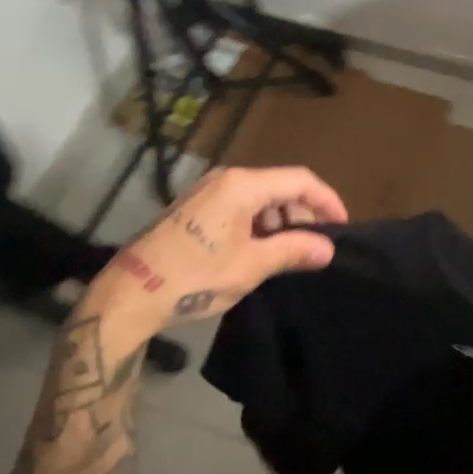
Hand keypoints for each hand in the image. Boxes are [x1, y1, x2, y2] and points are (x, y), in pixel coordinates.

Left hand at [87, 165, 348, 331]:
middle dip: (302, 213)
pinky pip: (238, 206)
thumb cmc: (194, 277)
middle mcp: (225, 178)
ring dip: (279, 221)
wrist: (129, 295)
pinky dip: (257, 224)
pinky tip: (259, 251)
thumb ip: (293, 251)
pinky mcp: (193, 209)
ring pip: (258, 197)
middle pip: (279, 186)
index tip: (343, 225)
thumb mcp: (250, 266)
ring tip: (287, 253)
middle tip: (315, 245)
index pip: (299, 180)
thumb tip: (328, 249)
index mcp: (242, 184)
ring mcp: (206, 192)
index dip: (326, 200)